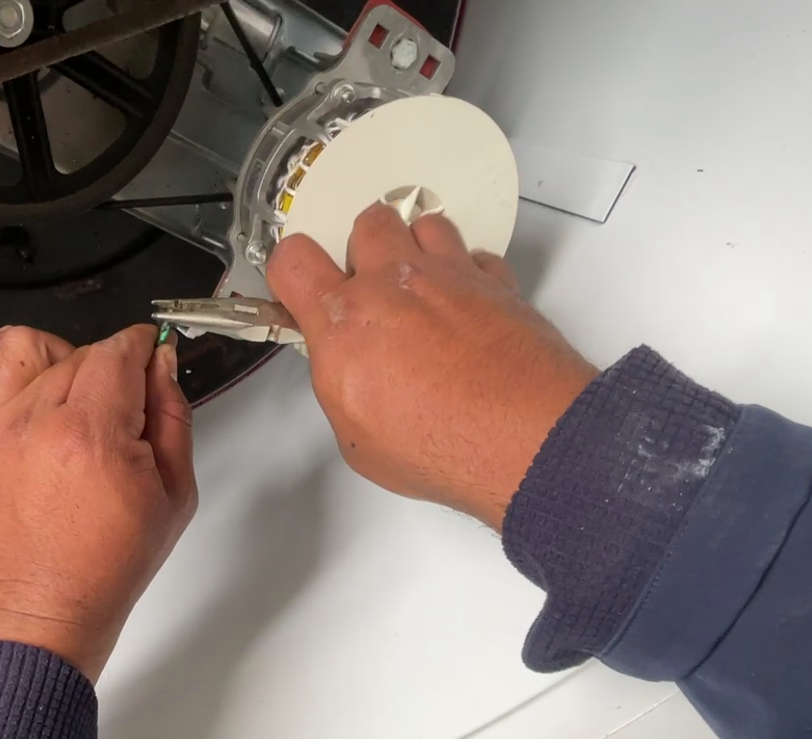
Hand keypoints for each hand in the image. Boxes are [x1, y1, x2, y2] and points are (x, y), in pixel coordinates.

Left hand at [0, 324, 195, 680]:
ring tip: (73, 391)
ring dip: (57, 355)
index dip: (142, 347)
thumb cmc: (110, 561)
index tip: (151, 357)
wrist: (51, 602)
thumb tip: (163, 364)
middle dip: (112, 367)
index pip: (118, 352)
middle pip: (79, 351)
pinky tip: (11, 370)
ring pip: (24, 346)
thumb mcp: (175, 493)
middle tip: (126, 408)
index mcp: (94, 433)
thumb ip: (173, 417)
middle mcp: (38, 421)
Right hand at [267, 202, 599, 528]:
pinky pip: (476, 255)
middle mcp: (394, 284)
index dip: (290, 269)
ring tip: (418, 288)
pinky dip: (466, 272)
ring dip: (415, 247)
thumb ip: (342, 385)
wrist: (521, 438)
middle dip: (362, 249)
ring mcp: (450, 276)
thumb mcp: (355, 436)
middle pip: (367, 221)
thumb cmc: (438, 443)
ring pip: (424, 222)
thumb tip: (347, 372)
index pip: (293, 261)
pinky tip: (464, 305)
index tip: (299, 285)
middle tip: (368, 288)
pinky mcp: (496, 283)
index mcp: (344, 321)